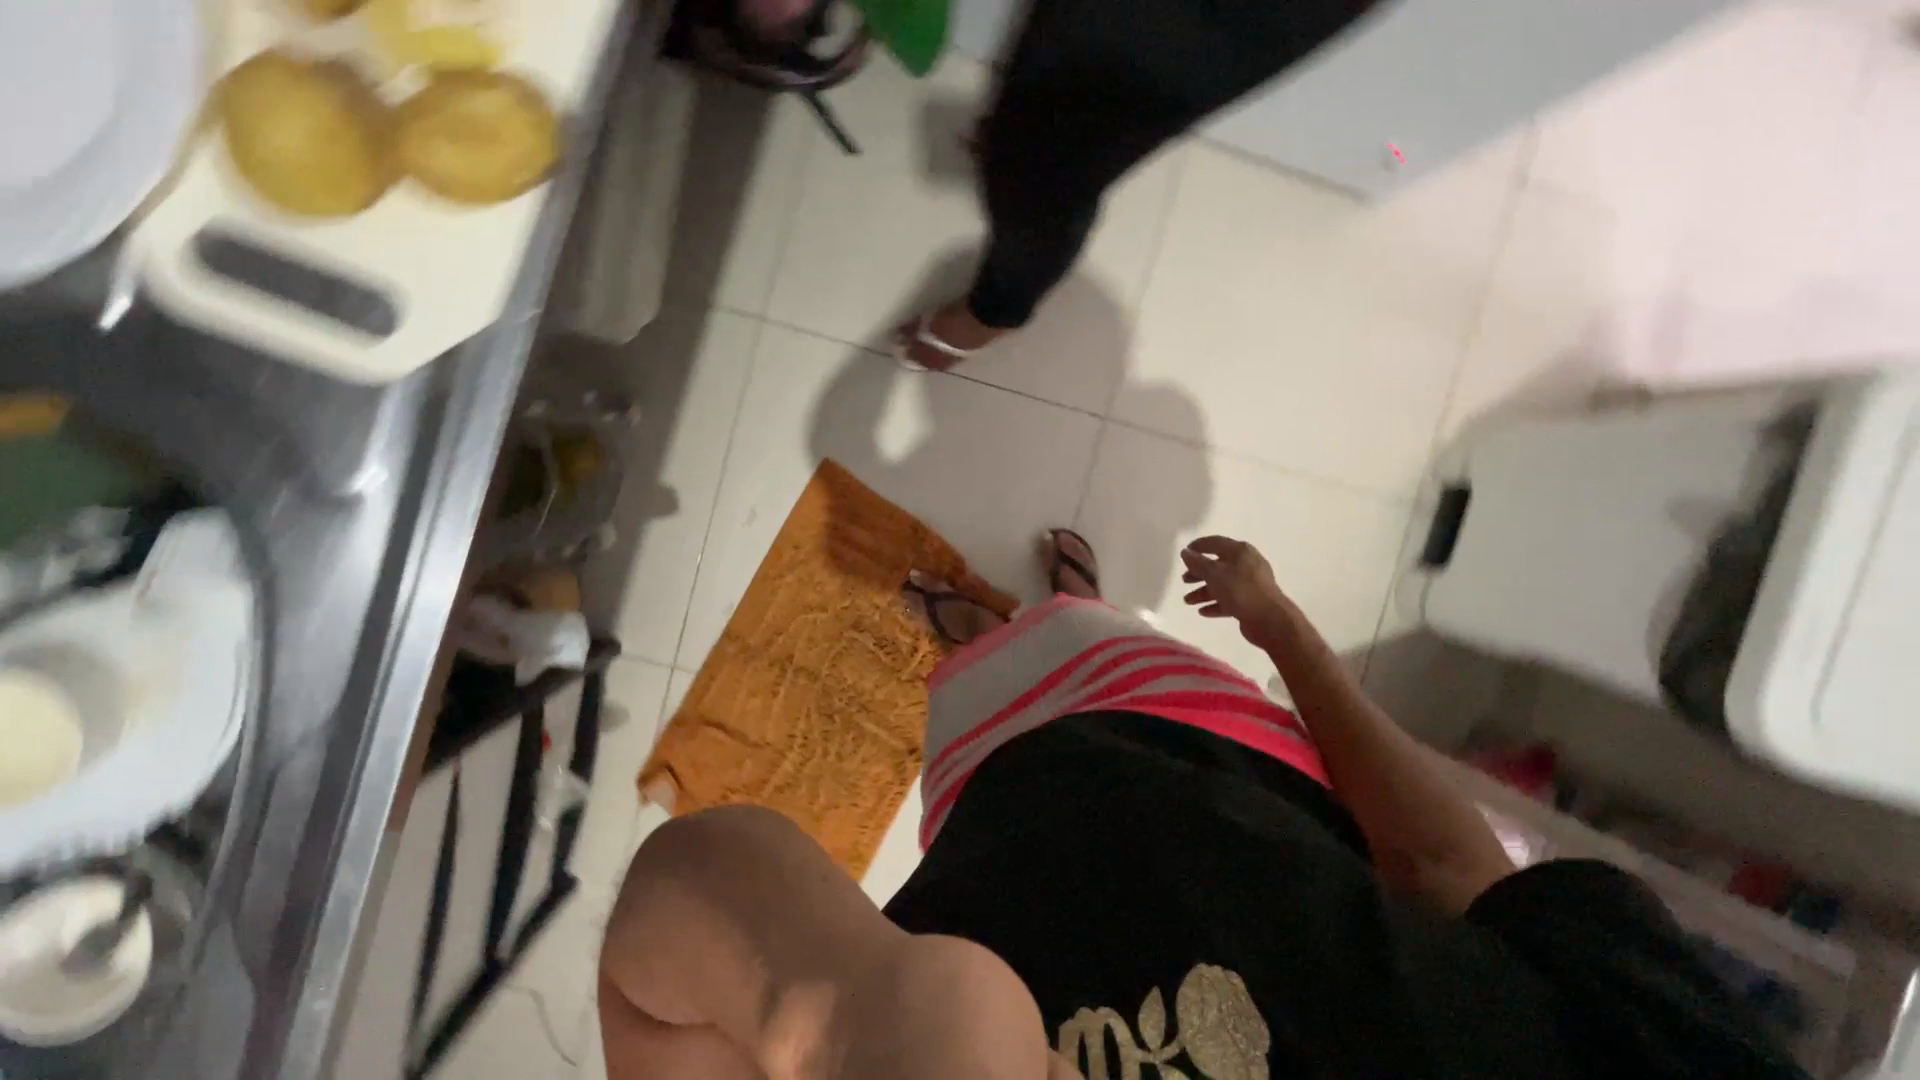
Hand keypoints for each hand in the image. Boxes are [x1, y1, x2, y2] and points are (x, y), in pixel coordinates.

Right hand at [1179, 535, 1293, 647]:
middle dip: (1199, 573)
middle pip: (1218, 565)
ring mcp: (1250, 584)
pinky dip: (1215, 604)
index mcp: (1240, 552)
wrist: (1269, 619)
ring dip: (1204, 591)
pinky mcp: (1251, 601)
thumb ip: (1198, 563)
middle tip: (1185, 580)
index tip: (1184, 552)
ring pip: (1222, 584)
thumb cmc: (1240, 590)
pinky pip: (1229, 599)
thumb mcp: (1214, 574)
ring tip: (1188, 601)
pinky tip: (1203, 611)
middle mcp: (1246, 564)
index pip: (1215, 542)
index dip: (1199, 546)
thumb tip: (1185, 552)